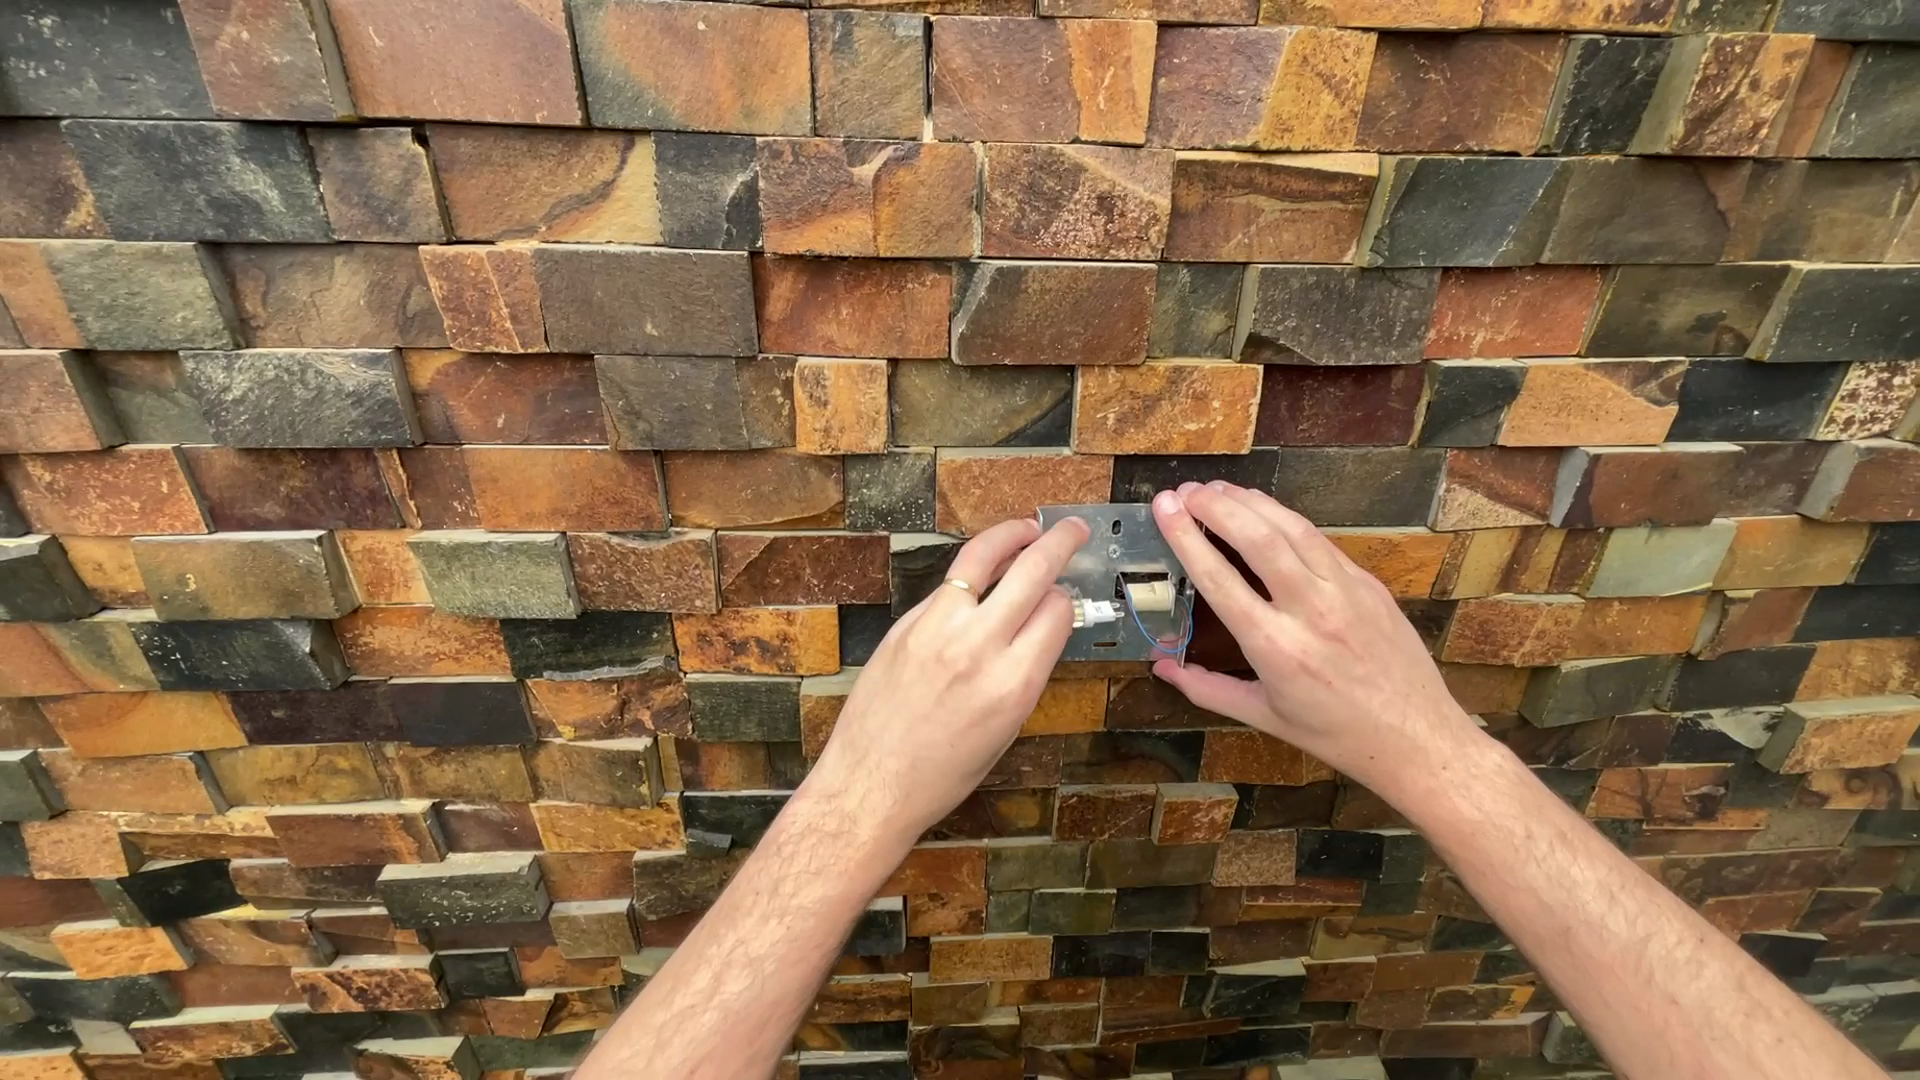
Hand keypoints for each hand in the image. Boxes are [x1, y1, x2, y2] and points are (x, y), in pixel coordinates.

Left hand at [808, 516, 1090, 844]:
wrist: (870, 785)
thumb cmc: (943, 774)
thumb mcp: (1005, 730)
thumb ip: (1024, 672)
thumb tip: (1039, 629)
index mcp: (1014, 683)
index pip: (1057, 612)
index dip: (1067, 601)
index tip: (1065, 599)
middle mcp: (979, 647)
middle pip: (1032, 571)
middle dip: (1060, 542)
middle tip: (1073, 528)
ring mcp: (937, 629)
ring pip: (982, 558)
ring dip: (1011, 536)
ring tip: (1029, 527)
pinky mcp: (906, 624)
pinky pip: (948, 585)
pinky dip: (970, 572)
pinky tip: (980, 573)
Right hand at [1150, 481, 1480, 794]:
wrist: (1416, 738)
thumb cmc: (1334, 732)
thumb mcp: (1262, 716)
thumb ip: (1205, 687)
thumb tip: (1161, 667)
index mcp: (1275, 647)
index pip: (1219, 579)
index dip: (1186, 538)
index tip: (1165, 508)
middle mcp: (1310, 611)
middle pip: (1258, 539)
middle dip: (1217, 506)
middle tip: (1185, 490)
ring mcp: (1345, 591)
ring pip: (1292, 528)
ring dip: (1250, 501)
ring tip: (1216, 488)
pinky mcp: (1368, 582)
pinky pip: (1319, 540)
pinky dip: (1284, 517)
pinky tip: (1262, 508)